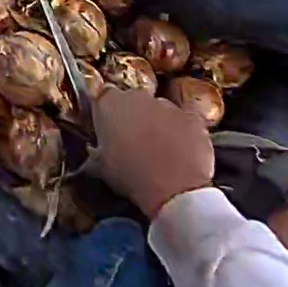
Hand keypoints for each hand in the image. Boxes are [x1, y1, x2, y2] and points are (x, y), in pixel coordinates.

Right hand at [88, 87, 213, 218]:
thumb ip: (96, 150)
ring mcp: (167, 104)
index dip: (107, 113)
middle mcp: (137, 96)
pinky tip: (182, 150)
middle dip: (133, 115)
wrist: (175, 190)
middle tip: (134, 140)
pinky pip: (184, 120)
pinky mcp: (192, 116)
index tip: (109, 129)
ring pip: (159, 109)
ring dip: (158, 122)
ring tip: (161, 148)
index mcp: (110, 104)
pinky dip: (182, 130)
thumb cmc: (130, 177)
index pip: (104, 97)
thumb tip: (95, 151)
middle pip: (133, 100)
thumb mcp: (101, 167)